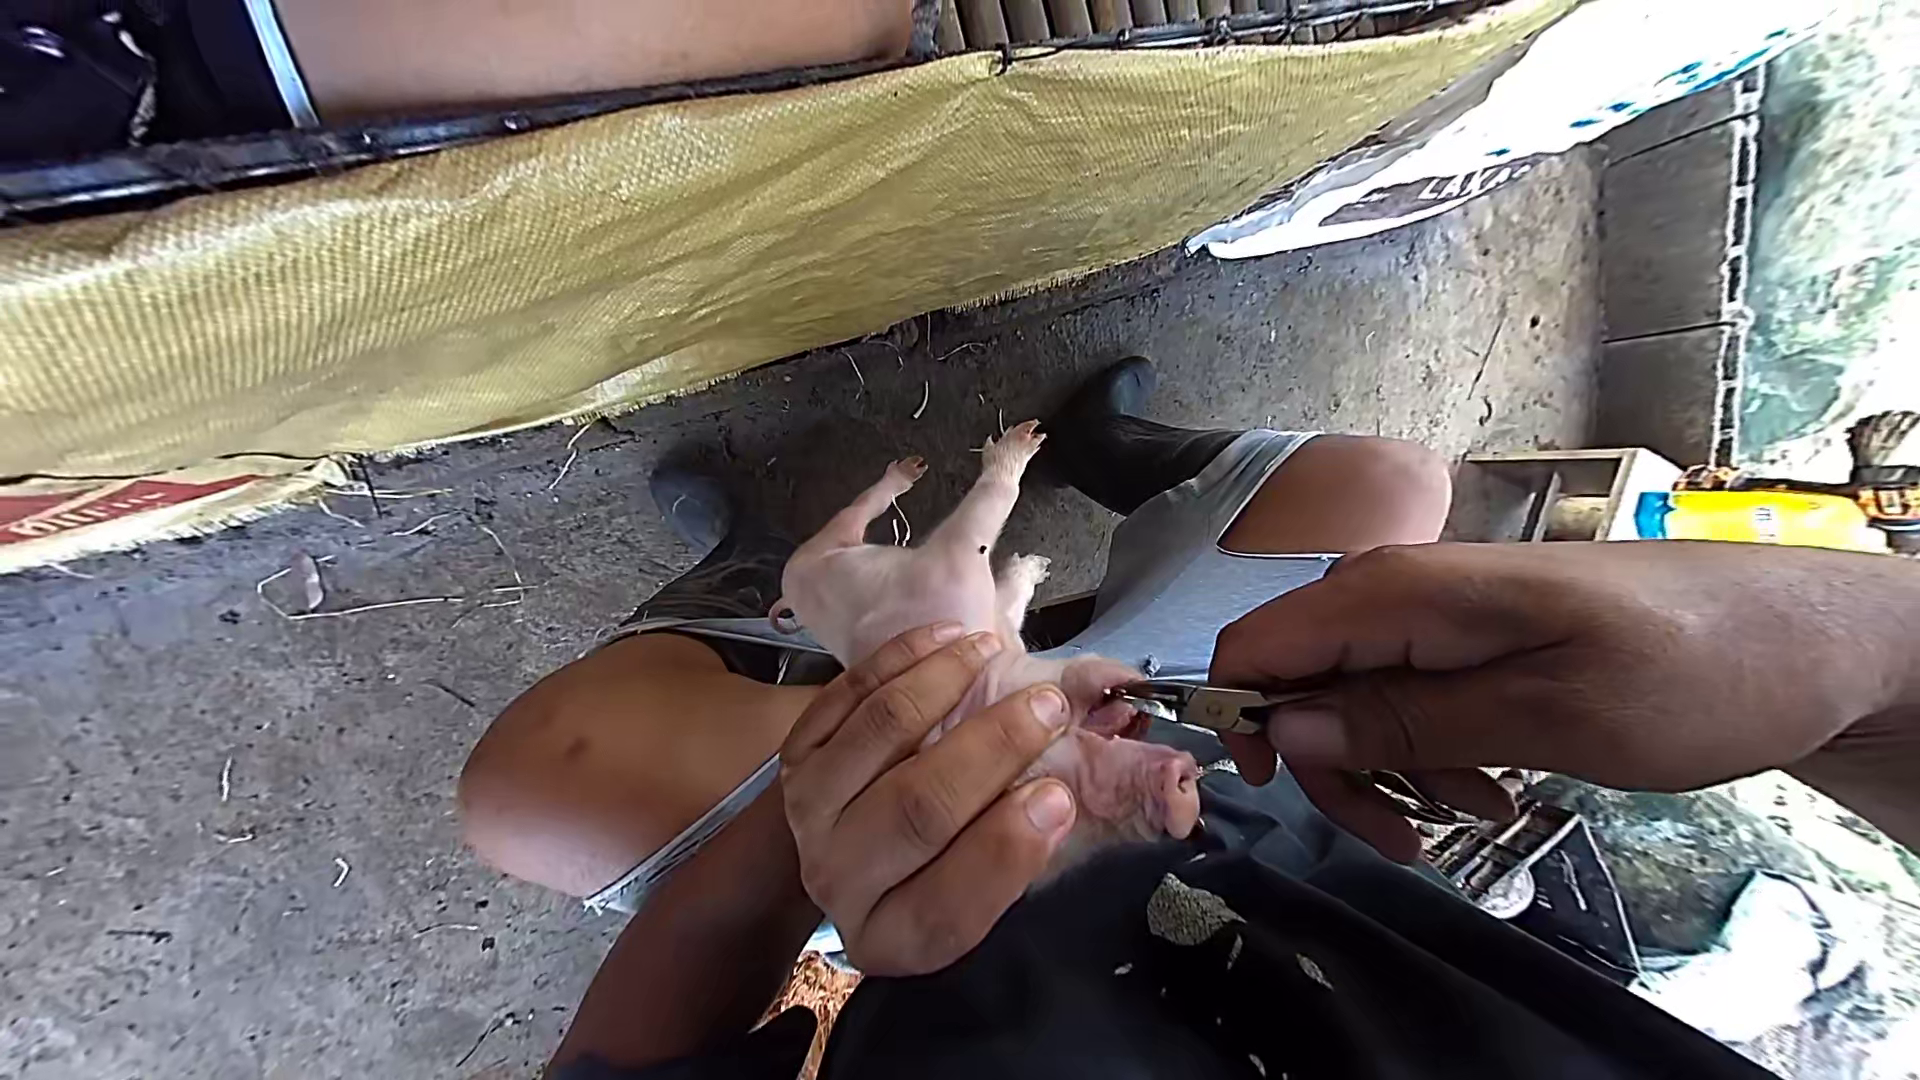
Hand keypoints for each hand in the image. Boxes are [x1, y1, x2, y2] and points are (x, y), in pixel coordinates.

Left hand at [780, 623, 1077, 975]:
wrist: (856, 814)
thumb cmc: (955, 835)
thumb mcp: (1018, 840)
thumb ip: (1092, 814)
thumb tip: (1178, 787)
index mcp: (901, 929)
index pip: (950, 907)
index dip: (1007, 851)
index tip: (1058, 794)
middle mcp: (844, 875)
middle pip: (915, 811)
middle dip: (990, 749)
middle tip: (1047, 706)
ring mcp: (811, 807)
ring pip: (882, 734)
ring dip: (945, 684)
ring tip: (991, 651)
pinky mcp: (799, 748)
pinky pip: (849, 691)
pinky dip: (902, 656)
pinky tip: (949, 638)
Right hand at [1211, 541, 1919, 861]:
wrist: (1808, 630)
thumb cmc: (1692, 666)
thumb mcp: (1548, 715)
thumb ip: (1402, 720)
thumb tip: (1283, 730)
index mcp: (1384, 593)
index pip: (1253, 644)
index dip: (1237, 713)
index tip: (1272, 784)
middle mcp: (1373, 589)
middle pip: (1288, 677)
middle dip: (1325, 760)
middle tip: (1398, 832)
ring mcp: (1401, 606)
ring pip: (1331, 692)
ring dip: (1376, 761)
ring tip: (1466, 808)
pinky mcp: (1429, 627)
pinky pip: (1378, 688)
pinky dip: (1409, 743)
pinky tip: (1477, 776)